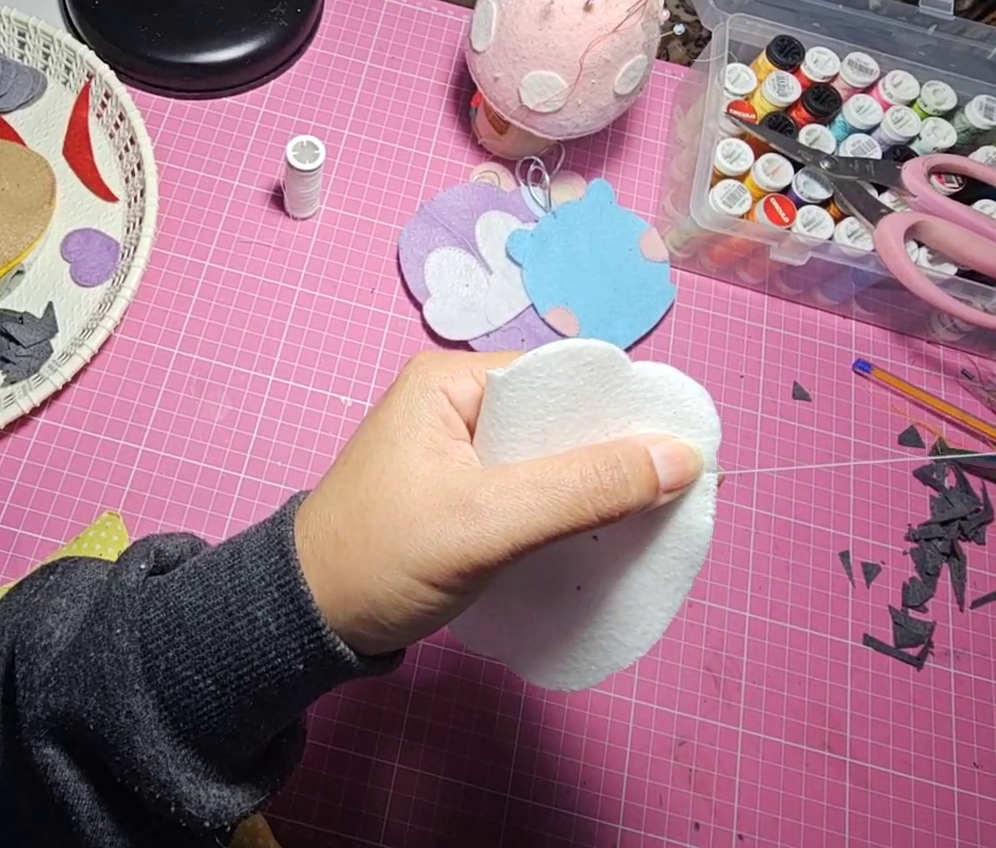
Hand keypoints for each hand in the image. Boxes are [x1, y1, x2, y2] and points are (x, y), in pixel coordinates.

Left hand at [294, 351, 703, 655]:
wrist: (315, 617)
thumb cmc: (385, 556)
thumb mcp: (487, 521)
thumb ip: (581, 488)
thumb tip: (678, 455)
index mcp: (451, 380)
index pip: (556, 377)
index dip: (618, 410)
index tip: (679, 452)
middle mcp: (457, 400)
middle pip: (556, 415)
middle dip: (609, 451)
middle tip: (672, 492)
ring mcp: (458, 445)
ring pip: (547, 453)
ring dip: (589, 483)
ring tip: (645, 515)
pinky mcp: (462, 486)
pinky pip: (529, 484)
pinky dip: (563, 506)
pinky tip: (597, 532)